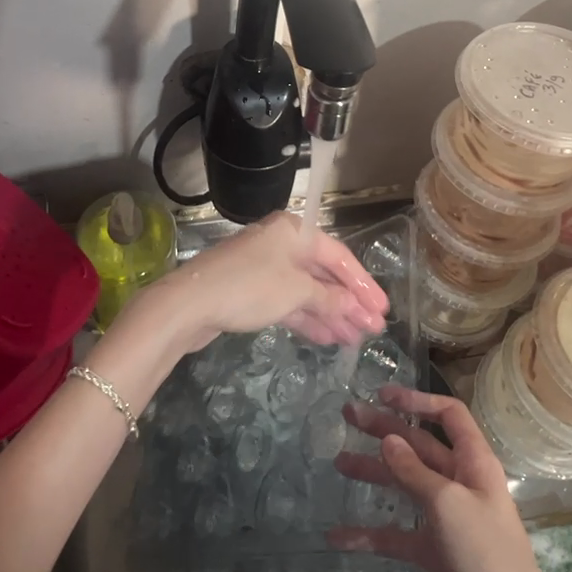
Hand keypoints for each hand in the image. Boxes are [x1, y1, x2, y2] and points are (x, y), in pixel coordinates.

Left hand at [142, 211, 388, 351]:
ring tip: (353, 340)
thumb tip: (355, 306)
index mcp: (293, 231)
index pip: (339, 256)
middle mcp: (280, 244)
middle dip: (348, 302)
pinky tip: (327, 338)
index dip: (363, 284)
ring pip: (306, 291)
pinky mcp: (251, 292)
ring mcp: (264, 268)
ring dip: (331, 314)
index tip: (383, 311)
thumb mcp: (296, 291)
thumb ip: (330, 298)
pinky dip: (307, 318)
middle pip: (323, 273)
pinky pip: (288, 303)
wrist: (189, 304)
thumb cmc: (248, 287)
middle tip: (372, 330)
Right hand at [327, 387, 552, 571]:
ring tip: (338, 464)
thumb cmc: (485, 553)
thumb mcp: (449, 504)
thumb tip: (389, 438)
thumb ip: (415, 471)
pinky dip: (369, 535)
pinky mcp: (435, 551)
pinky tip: (338, 536)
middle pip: (419, 446)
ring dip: (373, 473)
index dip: (418, 400)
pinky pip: (397, 535)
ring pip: (404, 485)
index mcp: (474, 463)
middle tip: (347, 415)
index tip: (381, 395)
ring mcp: (447, 518)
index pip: (449, 416)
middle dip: (384, 430)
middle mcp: (460, 483)